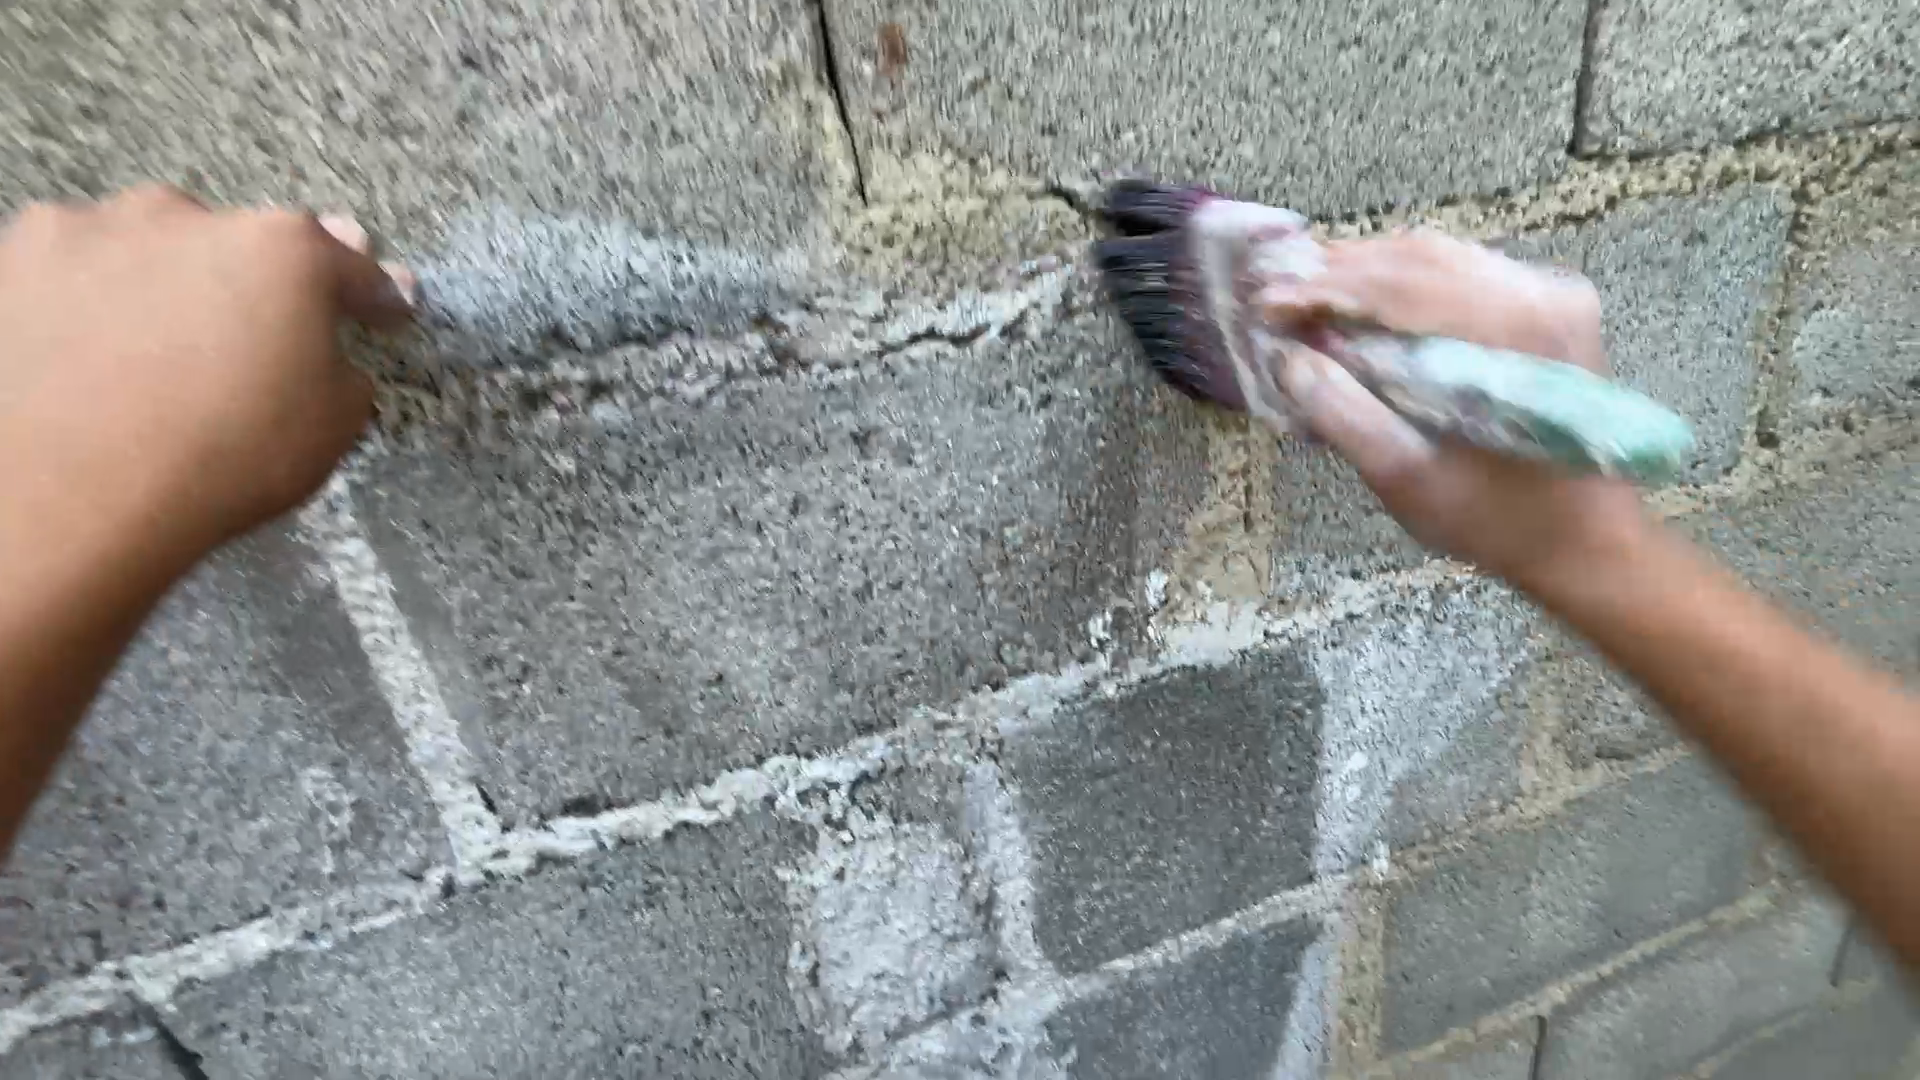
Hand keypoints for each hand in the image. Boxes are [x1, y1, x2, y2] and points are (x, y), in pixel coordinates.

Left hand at [0, 186, 413, 564]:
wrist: (78, 491)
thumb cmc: (239, 449)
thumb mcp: (340, 416)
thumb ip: (342, 361)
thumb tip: (319, 349)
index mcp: (286, 251)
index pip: (355, 266)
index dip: (379, 294)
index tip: (390, 313)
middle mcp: (188, 217)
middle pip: (255, 238)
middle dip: (284, 273)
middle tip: (295, 311)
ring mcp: (90, 230)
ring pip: (166, 243)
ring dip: (193, 275)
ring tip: (195, 328)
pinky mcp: (12, 263)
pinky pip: (91, 268)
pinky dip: (115, 293)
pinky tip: (118, 338)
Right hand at [1260, 229, 1650, 590]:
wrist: (1583, 538)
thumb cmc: (1492, 517)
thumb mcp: (1403, 475)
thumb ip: (1341, 412)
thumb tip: (1286, 358)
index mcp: (1511, 331)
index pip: (1397, 285)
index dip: (1320, 289)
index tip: (1262, 303)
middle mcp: (1538, 294)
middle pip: (1415, 258)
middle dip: (1334, 270)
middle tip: (1269, 287)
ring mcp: (1546, 295)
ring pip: (1433, 258)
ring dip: (1361, 270)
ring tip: (1299, 287)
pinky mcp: (1541, 308)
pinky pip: (1455, 274)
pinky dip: (1395, 281)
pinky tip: (1355, 297)